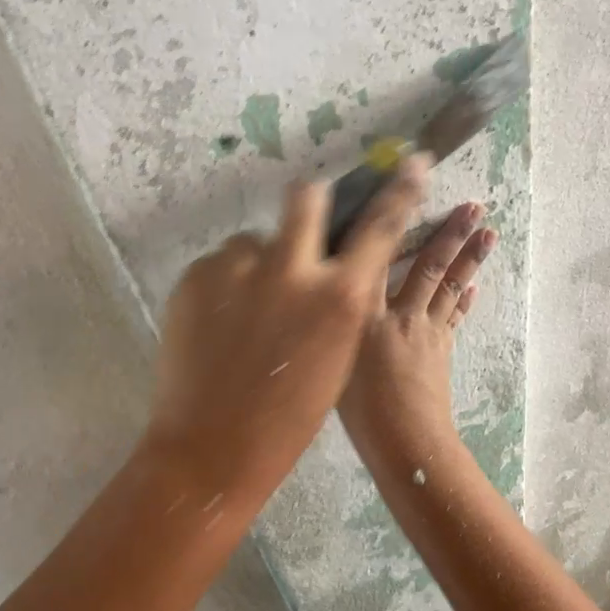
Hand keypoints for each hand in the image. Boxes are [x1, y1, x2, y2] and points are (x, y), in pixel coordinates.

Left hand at [147, 155, 431, 493]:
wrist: (212, 448)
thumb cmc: (289, 416)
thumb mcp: (337, 352)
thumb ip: (336, 300)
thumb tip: (324, 265)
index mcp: (341, 298)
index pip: (381, 225)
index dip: (401, 190)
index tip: (413, 161)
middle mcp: (293, 271)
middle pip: (305, 197)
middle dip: (308, 203)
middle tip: (299, 231)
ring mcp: (239, 269)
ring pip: (255, 242)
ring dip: (257, 263)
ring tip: (245, 311)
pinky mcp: (196, 276)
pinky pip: (221, 265)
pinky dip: (225, 286)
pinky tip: (220, 325)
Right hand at [339, 201, 496, 458]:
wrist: (406, 443)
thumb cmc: (360, 407)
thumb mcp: (332, 355)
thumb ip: (334, 318)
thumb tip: (326, 287)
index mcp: (368, 311)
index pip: (382, 252)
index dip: (397, 215)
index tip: (412, 183)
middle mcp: (402, 313)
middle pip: (429, 264)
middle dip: (451, 233)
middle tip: (474, 205)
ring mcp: (427, 331)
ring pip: (450, 285)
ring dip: (470, 257)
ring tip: (488, 231)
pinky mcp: (440, 350)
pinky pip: (453, 318)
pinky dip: (463, 299)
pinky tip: (473, 286)